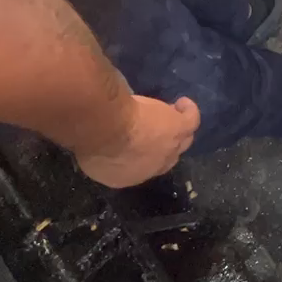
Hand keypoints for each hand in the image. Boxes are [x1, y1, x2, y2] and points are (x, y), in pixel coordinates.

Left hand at [75, 95, 199, 187]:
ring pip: (184, 140)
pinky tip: (182, 103)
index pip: (141, 169)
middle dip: (164, 144)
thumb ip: (102, 157)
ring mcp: (170, 148)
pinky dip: (189, 111)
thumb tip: (103, 148)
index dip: (141, 155)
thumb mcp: (90, 158)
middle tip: (156, 128)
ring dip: (180, 129)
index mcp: (129, 177)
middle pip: (167, 157)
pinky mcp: (179, 128)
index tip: (135, 140)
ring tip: (174, 115)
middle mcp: (155, 167)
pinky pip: (192, 120)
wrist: (107, 129)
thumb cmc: (91, 142)